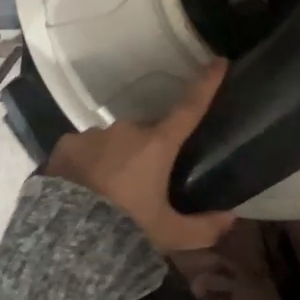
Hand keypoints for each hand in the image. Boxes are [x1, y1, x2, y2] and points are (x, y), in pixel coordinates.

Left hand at [46, 60, 237, 252]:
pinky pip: (86, 149)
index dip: (206, 84)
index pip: (189, 107)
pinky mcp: (68, 145)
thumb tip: (232, 218)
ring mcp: (95, 134)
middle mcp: (127, 130)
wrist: (68, 238)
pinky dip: (90, 163)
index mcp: (157, 145)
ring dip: (118, 159)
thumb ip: (203, 227)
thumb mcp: (169, 235)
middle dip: (150, 151)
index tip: (219, 61)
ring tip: (112, 193)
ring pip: (115, 141)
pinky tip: (87, 190)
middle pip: (148, 133)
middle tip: (147, 185)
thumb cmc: (126, 229)